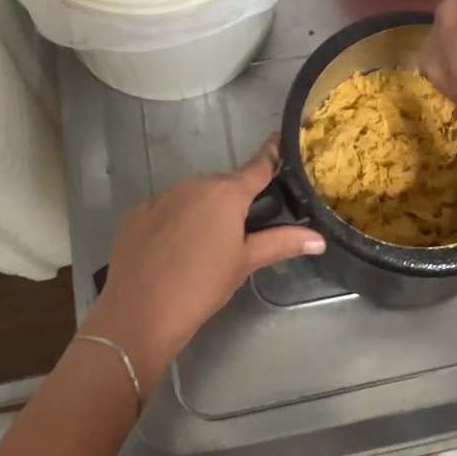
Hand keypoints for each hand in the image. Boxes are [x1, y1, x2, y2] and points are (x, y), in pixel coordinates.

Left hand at [81, 136, 323, 390]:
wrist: (138, 313)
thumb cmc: (201, 287)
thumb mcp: (244, 263)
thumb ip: (281, 243)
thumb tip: (319, 239)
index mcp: (225, 193)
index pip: (257, 166)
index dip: (271, 154)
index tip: (280, 141)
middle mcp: (193, 185)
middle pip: (223, 186)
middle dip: (234, 202)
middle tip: (241, 233)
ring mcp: (161, 197)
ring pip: (192, 197)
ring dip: (203, 212)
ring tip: (205, 248)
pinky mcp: (137, 213)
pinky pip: (166, 209)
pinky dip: (175, 222)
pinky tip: (174, 251)